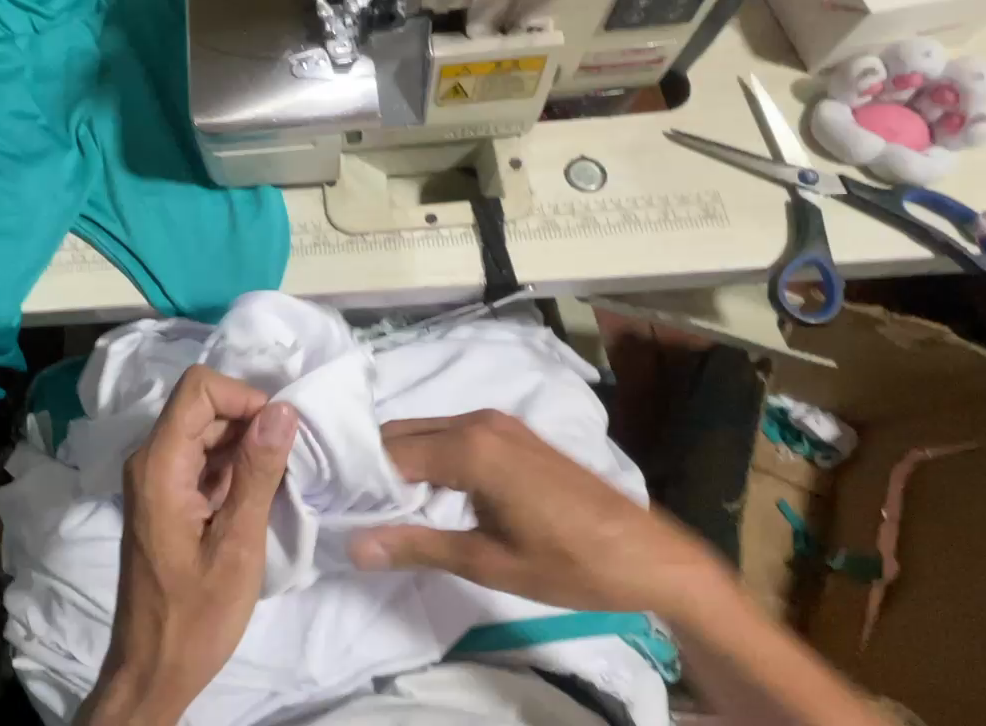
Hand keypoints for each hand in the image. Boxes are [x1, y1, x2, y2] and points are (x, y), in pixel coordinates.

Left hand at [78, 365, 299, 725]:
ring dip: (245, 444)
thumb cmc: (196, 615)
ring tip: (280, 479)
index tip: (279, 432)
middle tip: (289, 461)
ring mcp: (156, 478)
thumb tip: (282, 410)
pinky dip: (233, 466)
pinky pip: (202, 459)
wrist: (154, 668)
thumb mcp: (238, 545)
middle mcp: (150, 459)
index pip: (199, 389)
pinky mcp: (166, 496)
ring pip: (205, 431)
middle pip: (202, 407)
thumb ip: (258, 473)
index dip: (243, 397)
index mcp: (159, 464)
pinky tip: (259, 494)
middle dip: (250, 421)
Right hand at [347, 410, 729, 618]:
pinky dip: (428, 457)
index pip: (389, 454)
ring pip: (425, 432)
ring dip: (401, 462)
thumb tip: (353, 547)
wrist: (650, 556)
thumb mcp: (488, 562)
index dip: (358, 478)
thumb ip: (418, 546)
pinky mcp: (511, 432)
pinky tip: (426, 492)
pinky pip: (450, 435)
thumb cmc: (569, 564)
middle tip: (349, 505)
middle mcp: (477, 421)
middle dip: (374, 466)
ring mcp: (496, 422)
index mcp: (469, 447)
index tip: (335, 504)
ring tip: (380, 503)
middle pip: (402, 434)